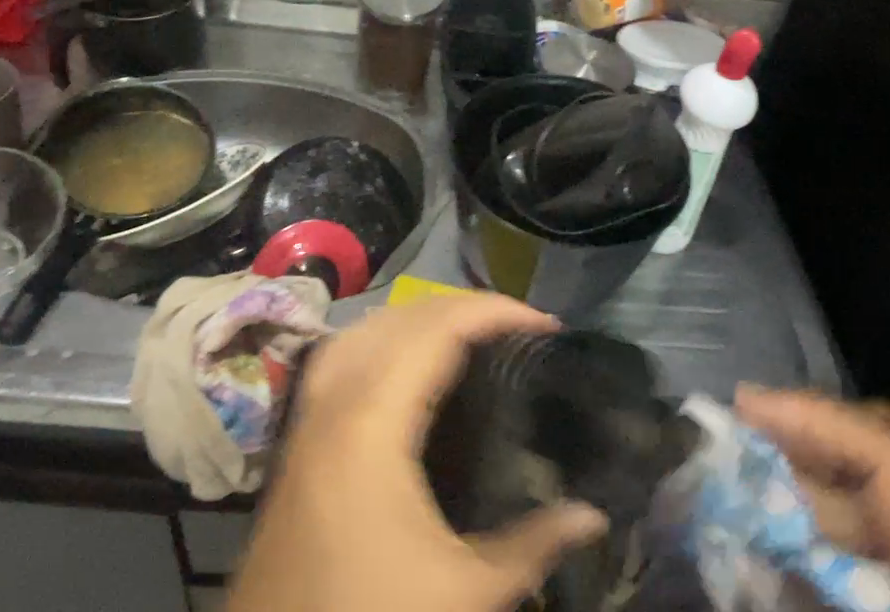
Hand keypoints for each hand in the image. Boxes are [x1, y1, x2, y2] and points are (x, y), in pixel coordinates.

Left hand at [227, 295, 608, 611]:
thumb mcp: (463, 592)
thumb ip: (533, 545)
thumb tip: (592, 515)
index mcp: (372, 421)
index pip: (437, 329)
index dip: (496, 312)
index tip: (548, 327)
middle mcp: (333, 402)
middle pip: (398, 318)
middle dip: (462, 307)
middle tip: (519, 330)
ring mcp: (307, 418)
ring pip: (362, 331)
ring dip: (417, 319)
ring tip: (470, 336)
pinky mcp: (296, 441)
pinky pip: (339, 358)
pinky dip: (380, 341)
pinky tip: (404, 370)